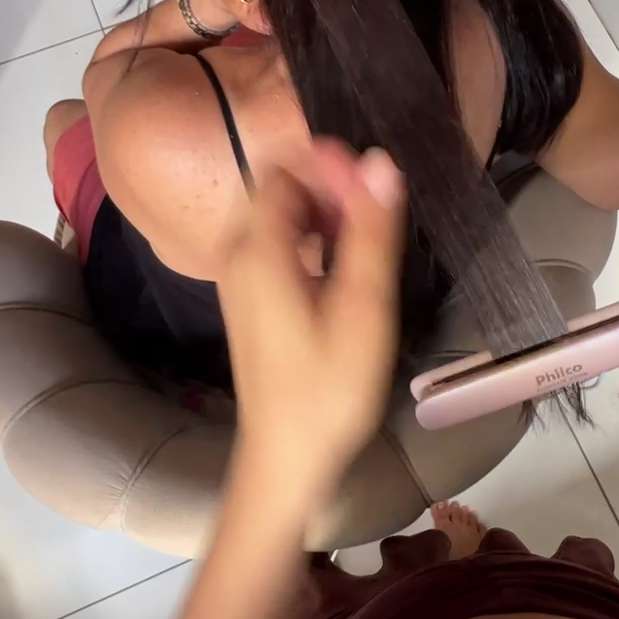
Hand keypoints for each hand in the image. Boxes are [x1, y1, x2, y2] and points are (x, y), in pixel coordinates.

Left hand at [217, 142, 404, 492]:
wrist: (285, 456)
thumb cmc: (328, 388)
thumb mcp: (362, 308)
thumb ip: (370, 232)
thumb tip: (381, 163)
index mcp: (258, 251)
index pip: (285, 171)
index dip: (329, 166)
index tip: (372, 186)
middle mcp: (237, 256)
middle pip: (276, 188)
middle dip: (325, 187)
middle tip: (372, 215)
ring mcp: (237, 279)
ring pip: (275, 215)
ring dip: (318, 212)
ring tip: (362, 240)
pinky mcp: (247, 299)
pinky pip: (272, 244)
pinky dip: (305, 238)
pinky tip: (338, 266)